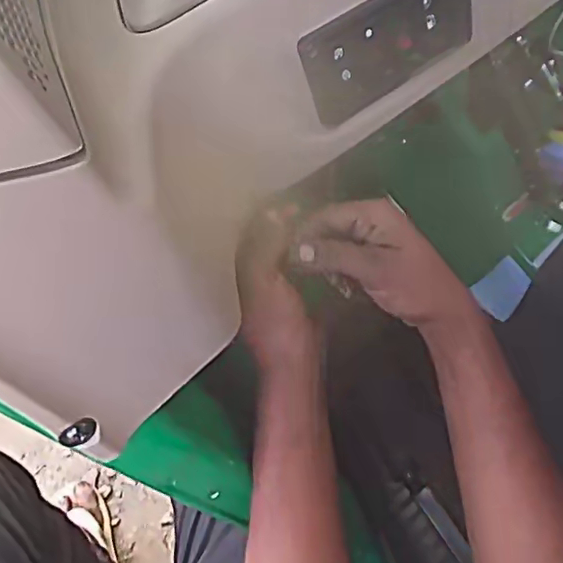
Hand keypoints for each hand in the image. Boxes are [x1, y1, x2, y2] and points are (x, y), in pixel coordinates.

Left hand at [237, 206, 318, 380]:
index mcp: (242, 272)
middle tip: (303, 202)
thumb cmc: (278, 325)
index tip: (288, 199)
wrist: (298, 364)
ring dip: (294, 235)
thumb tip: (271, 213)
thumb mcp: (265, 282)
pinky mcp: (295, 296)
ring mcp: (276, 288)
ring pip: (281, 252)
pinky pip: (298, 265)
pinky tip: (320, 242)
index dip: (266, 215)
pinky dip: (306, 252)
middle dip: (280, 222)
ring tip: (313, 216)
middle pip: (265, 241)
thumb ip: (264, 248)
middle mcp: (255, 277)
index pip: (249, 233)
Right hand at [293, 199, 481, 336]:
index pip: (326, 214)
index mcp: (374, 212)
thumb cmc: (413, 286)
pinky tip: (327, 281)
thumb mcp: (372, 269)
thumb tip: (296, 247)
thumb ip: (334, 255)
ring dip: (320, 258)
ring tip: (305, 277)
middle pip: (327, 225)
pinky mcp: (371, 253)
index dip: (302, 232)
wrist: (444, 311)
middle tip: (289, 268)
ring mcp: (372, 235)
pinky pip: (343, 253)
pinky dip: (333, 266)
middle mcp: (371, 217)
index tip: (280, 252)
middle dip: (310, 246)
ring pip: (333, 241)